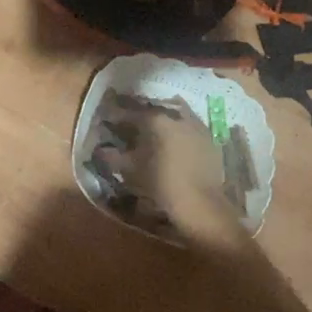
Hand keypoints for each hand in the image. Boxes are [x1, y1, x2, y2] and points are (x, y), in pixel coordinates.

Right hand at [112, 105, 249, 251]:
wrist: (200, 203)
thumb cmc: (160, 183)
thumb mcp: (130, 170)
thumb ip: (112, 156)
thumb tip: (101, 149)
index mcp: (155, 119)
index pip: (129, 112)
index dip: (115, 115)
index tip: (106, 119)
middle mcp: (176, 116)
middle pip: (154, 107)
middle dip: (139, 112)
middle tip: (129, 121)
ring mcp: (196, 126)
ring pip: (175, 112)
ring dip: (162, 116)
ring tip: (152, 127)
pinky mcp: (209, 139)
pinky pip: (190, 125)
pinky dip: (179, 127)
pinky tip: (174, 139)